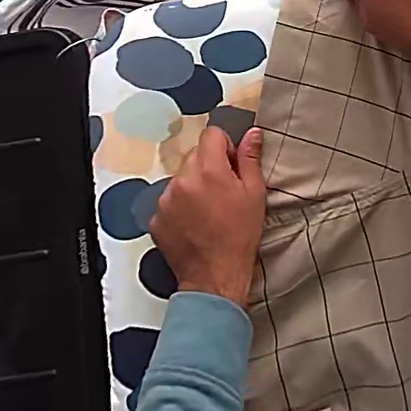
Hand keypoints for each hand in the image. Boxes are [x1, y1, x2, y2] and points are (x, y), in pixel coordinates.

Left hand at [148, 127, 266, 306]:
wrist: (215, 276)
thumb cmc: (240, 235)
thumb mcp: (255, 194)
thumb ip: (250, 159)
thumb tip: (252, 133)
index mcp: (209, 170)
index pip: (211, 134)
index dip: (224, 145)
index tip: (231, 164)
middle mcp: (183, 180)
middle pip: (195, 155)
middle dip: (208, 166)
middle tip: (222, 191)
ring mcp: (166, 200)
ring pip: (181, 177)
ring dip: (193, 186)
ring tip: (207, 211)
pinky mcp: (156, 218)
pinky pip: (169, 200)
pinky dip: (179, 205)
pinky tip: (193, 223)